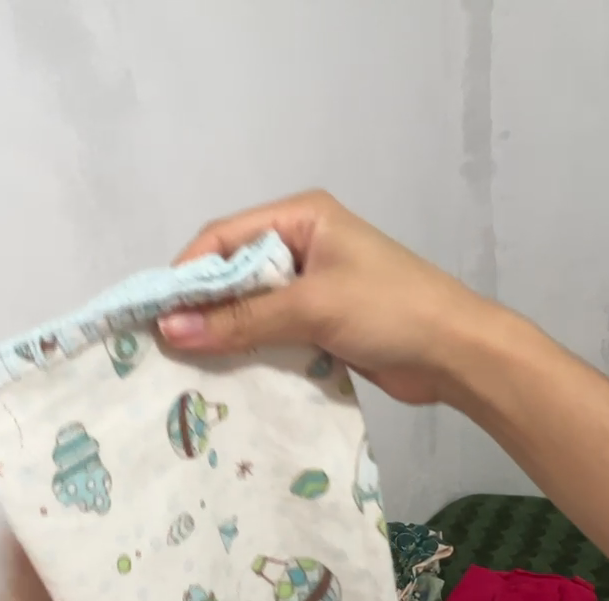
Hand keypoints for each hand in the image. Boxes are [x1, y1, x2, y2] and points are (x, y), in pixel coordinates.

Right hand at [156, 190, 499, 404]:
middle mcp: (299, 245)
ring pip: (247, 307)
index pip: (223, 238)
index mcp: (300, 217)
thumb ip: (240, 319)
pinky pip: (267, 332)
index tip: (154, 315)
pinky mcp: (316, 323)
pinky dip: (246, 350)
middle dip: (199, 307)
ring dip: (221, 333)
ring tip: (184, 366)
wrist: (454, 354)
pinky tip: (223, 374)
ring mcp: (309, 287)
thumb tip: (169, 330)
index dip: (185, 274)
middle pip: (232, 273)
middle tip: (164, 347)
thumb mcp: (311, 307)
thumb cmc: (388, 310)